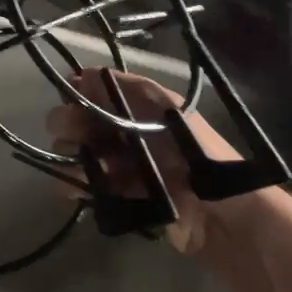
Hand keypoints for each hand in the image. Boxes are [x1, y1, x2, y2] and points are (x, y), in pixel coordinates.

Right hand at [44, 70, 239, 254]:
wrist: (222, 217)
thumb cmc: (195, 155)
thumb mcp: (166, 110)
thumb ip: (128, 88)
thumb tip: (85, 75)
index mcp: (139, 108)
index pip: (94, 91)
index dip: (78, 92)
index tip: (72, 100)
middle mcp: (126, 132)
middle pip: (79, 120)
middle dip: (70, 125)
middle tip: (77, 137)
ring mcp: (121, 166)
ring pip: (75, 152)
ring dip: (68, 156)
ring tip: (73, 167)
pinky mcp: (117, 196)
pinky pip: (83, 185)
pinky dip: (72, 184)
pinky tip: (72, 187)